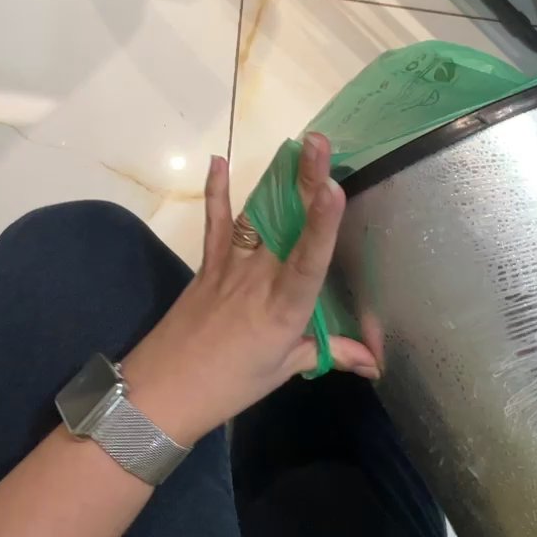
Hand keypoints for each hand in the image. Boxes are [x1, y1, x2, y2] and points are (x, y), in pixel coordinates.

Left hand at [119, 134, 379, 445]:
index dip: (323, 225)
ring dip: (277, 180)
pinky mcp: (207, 264)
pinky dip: (217, 191)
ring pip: (257, 216)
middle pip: (286, 225)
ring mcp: (230, 267)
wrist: (160, 392)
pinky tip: (219, 160)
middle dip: (305, 183)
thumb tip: (375, 362)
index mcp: (283, 311)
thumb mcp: (282, 371)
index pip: (309, 262)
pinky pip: (215, 223)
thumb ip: (330, 353)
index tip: (334, 189)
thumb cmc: (229, 386)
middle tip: (319, 143)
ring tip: (295, 145)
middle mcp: (258, 280)